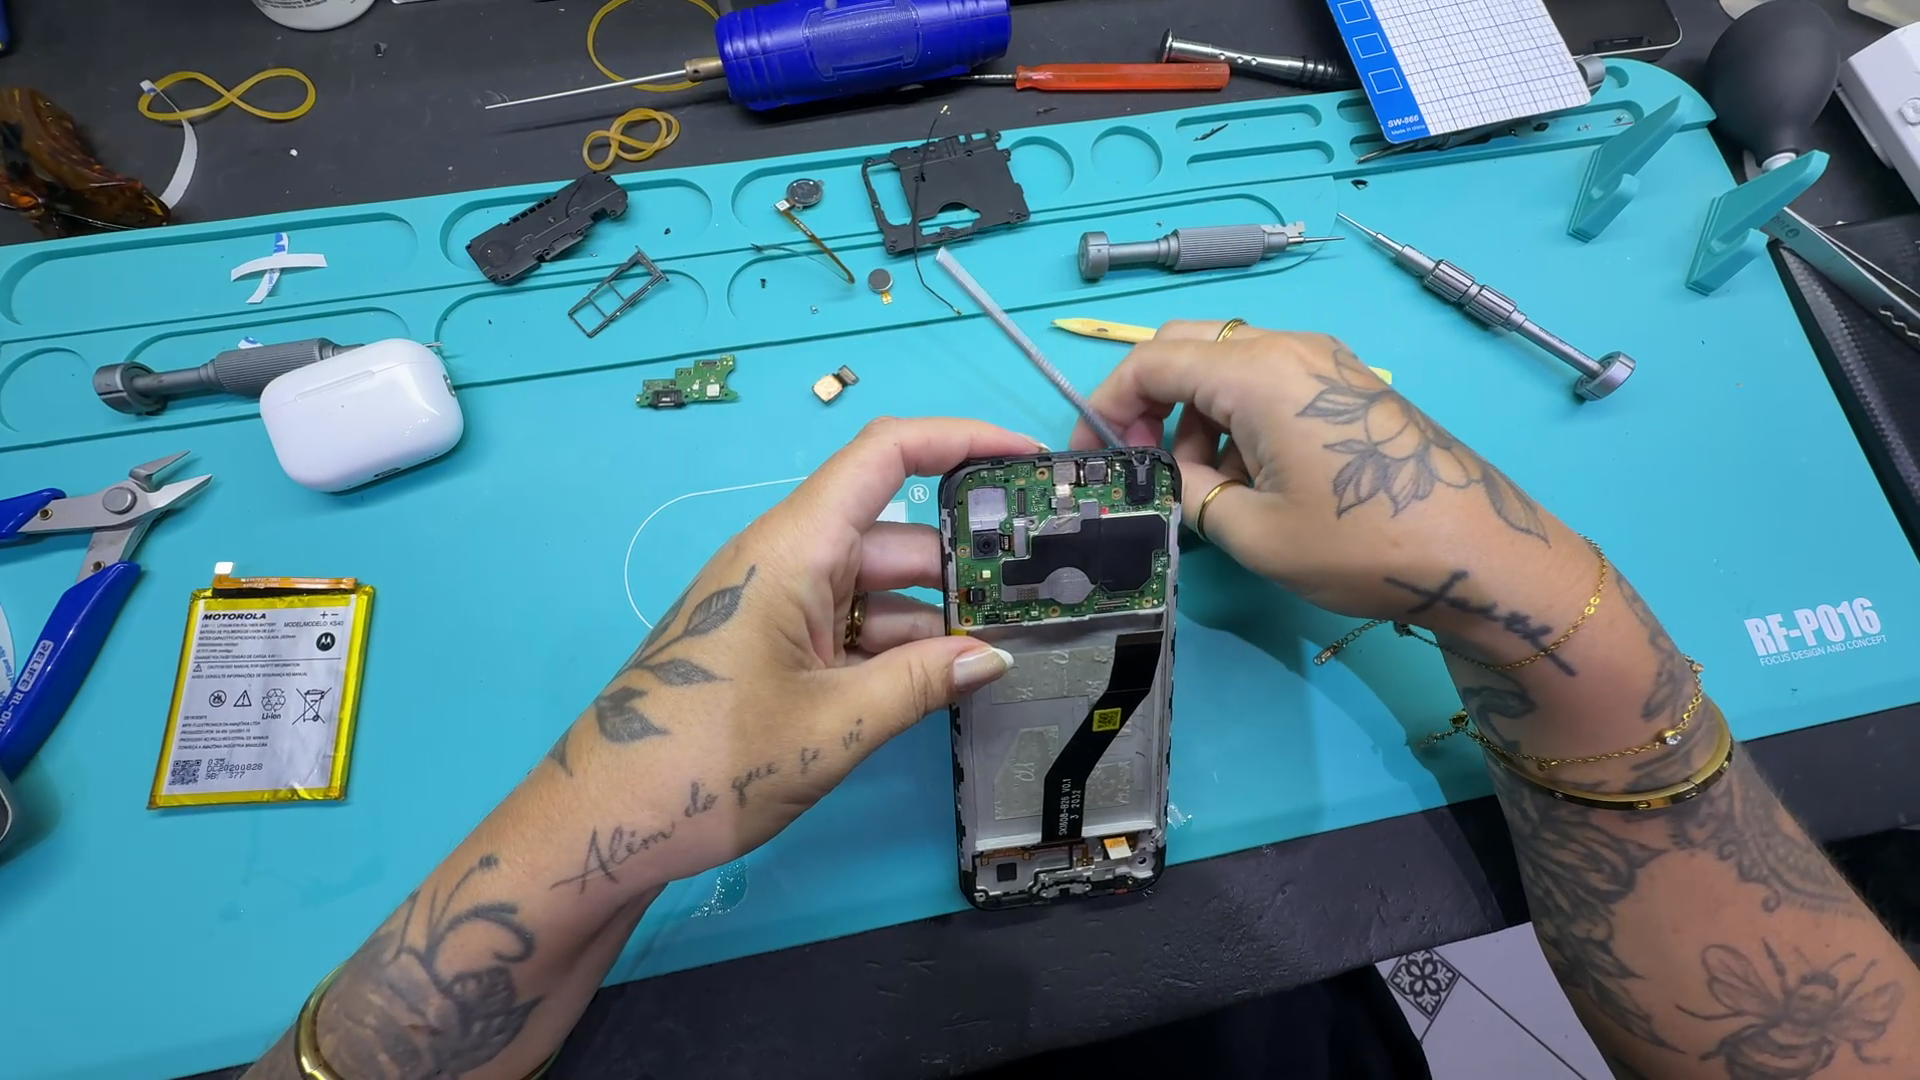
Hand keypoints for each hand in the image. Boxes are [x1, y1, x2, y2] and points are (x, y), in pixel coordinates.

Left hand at [554, 418, 1030, 887]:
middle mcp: (792, 560)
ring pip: (883, 588)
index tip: (1023, 460)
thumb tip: (996, 657)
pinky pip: (857, 626)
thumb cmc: (709, 763)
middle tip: (1038, 596)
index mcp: (796, 548)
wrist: (603, 826)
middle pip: (897, 535)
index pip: (886, 455)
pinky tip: (947, 679)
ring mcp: (785, 602)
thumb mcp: (834, 724)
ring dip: (939, 618)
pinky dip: (902, 648)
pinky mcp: (781, 641)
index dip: (960, 440)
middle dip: (966, 564)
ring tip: (1006, 647)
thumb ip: (923, 683)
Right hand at [1070, 322, 1590, 630]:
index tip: (1093, 453)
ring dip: (1192, 416)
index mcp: (1256, 373)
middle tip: (1139, 459)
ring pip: (1222, 366)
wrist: (1481, 557)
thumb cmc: (1358, 545)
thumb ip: (1184, 490)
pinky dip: (1232, 419)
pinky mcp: (1340, 383)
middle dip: (1146, 401)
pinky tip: (1249, 474)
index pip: (1151, 361)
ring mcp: (1320, 360)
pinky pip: (1262, 382)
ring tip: (1203, 485)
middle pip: (1185, 347)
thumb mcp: (1247, 530)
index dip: (1107, 403)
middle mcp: (1286, 347)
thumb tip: (1166, 472)